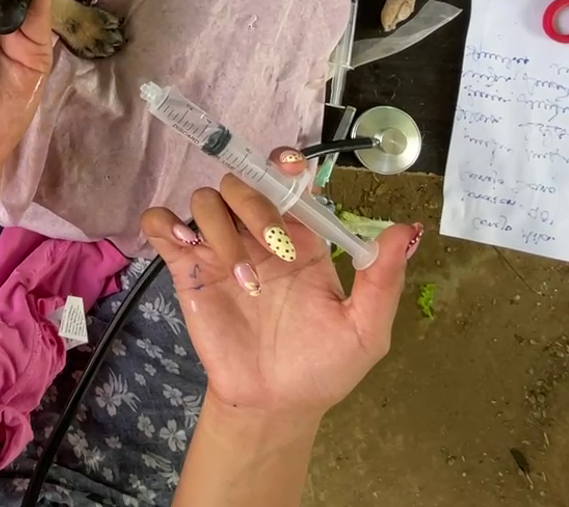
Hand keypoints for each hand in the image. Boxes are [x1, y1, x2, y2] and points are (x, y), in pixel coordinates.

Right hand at [141, 155, 420, 419]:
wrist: (275, 403)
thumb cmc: (322, 365)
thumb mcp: (364, 329)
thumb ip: (382, 280)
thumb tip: (407, 229)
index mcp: (297, 236)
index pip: (285, 181)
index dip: (282, 164)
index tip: (288, 166)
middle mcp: (254, 232)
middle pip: (240, 183)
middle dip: (255, 206)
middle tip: (275, 251)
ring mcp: (216, 246)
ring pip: (203, 199)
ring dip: (219, 229)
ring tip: (242, 279)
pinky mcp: (185, 265)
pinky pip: (160, 222)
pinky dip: (166, 222)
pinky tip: (187, 246)